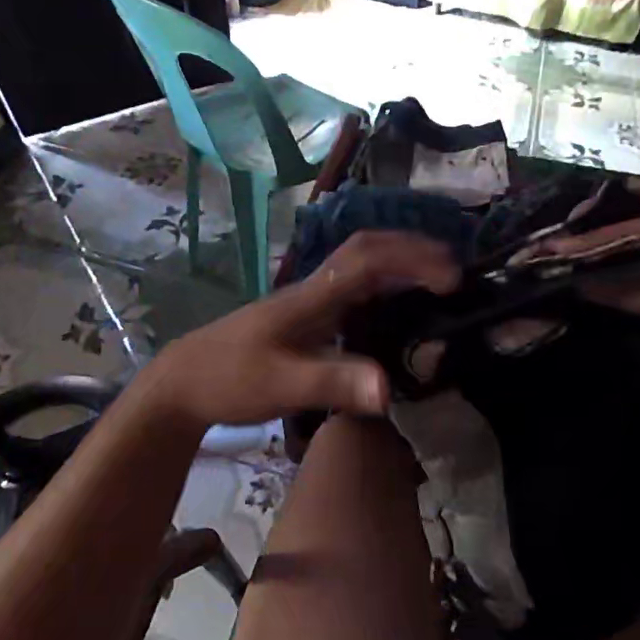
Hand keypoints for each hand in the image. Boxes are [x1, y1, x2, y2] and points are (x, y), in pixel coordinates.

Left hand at [144, 231, 459, 426]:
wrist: (183, 382)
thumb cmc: (230, 379)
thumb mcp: (281, 384)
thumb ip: (333, 382)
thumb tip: (390, 389)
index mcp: (311, 296)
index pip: (368, 259)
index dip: (412, 259)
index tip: (451, 276)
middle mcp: (315, 289)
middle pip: (368, 250)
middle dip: (413, 250)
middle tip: (455, 269)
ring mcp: (310, 301)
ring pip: (361, 266)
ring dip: (401, 263)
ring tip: (439, 279)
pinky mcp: (307, 318)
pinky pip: (355, 289)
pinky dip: (385, 286)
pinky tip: (399, 305)